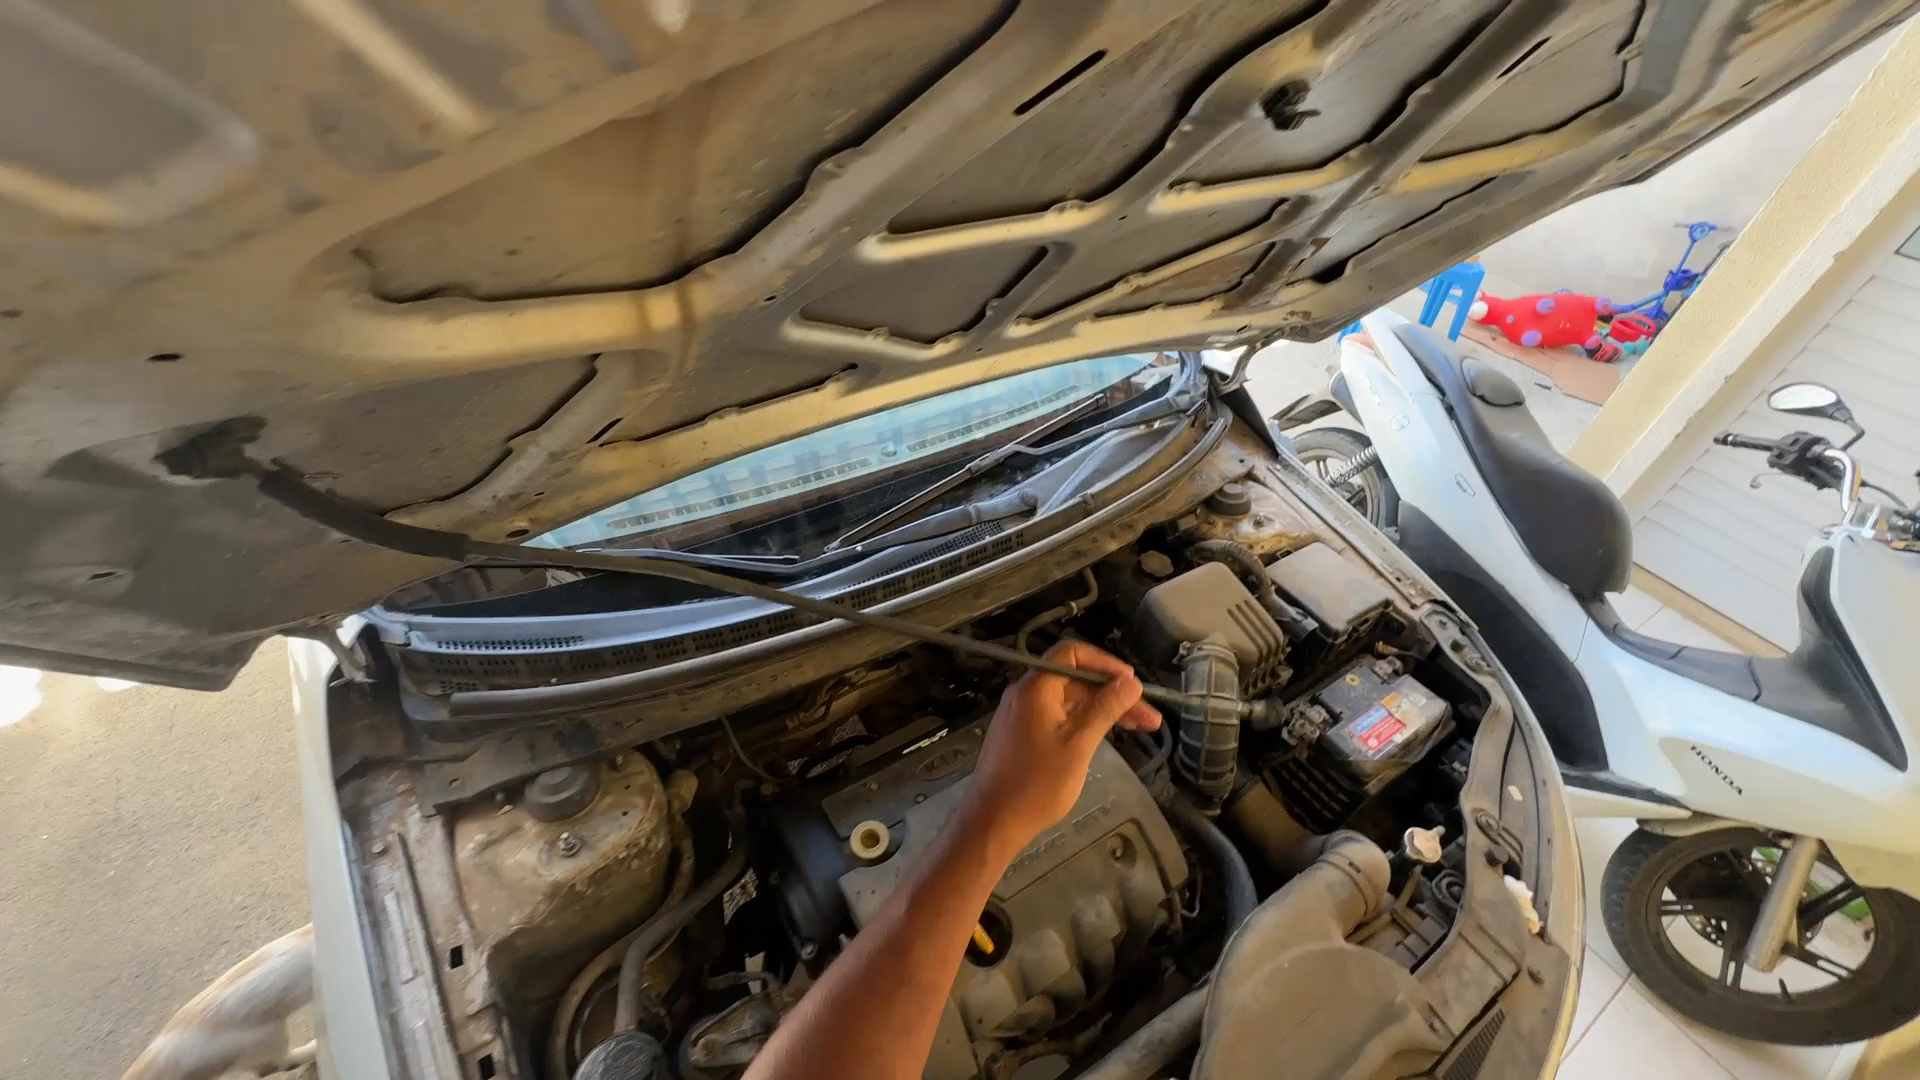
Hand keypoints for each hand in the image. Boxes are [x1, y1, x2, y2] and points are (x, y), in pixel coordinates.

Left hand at [960, 641, 1160, 854]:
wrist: (992, 821)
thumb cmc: (1036, 783)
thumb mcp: (1078, 744)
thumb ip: (1105, 708)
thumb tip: (1131, 682)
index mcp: (1036, 687)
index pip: (1072, 653)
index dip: (1106, 663)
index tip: (1133, 684)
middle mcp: (1026, 693)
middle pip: (1075, 678)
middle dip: (1113, 693)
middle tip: (1149, 717)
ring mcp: (1022, 714)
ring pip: (1069, 699)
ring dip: (1102, 709)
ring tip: (1139, 728)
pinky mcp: (1022, 733)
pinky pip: (1058, 715)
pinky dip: (1083, 721)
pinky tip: (1106, 735)